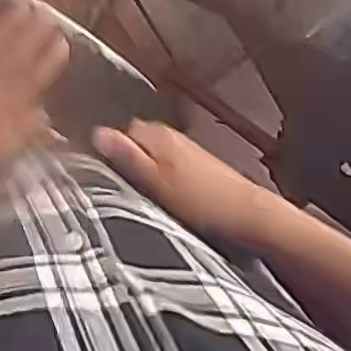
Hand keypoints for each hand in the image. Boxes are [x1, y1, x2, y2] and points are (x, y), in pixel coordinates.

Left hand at [0, 0, 69, 245]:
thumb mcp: (4, 154)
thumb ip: (26, 130)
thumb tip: (45, 114)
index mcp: (8, 106)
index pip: (35, 76)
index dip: (50, 57)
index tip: (63, 39)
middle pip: (16, 53)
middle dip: (34, 31)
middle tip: (48, 11)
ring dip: (8, 24)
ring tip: (23, 5)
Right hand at [93, 119, 289, 249]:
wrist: (254, 219)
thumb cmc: (200, 202)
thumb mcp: (154, 182)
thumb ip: (125, 156)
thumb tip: (96, 132)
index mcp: (156, 134)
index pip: (120, 131)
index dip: (111, 151)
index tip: (107, 175)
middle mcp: (172, 135)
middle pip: (138, 141)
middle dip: (130, 159)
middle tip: (128, 188)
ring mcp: (189, 150)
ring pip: (155, 154)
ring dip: (149, 170)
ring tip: (149, 196)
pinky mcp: (202, 167)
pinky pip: (172, 165)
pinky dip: (167, 178)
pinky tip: (171, 198)